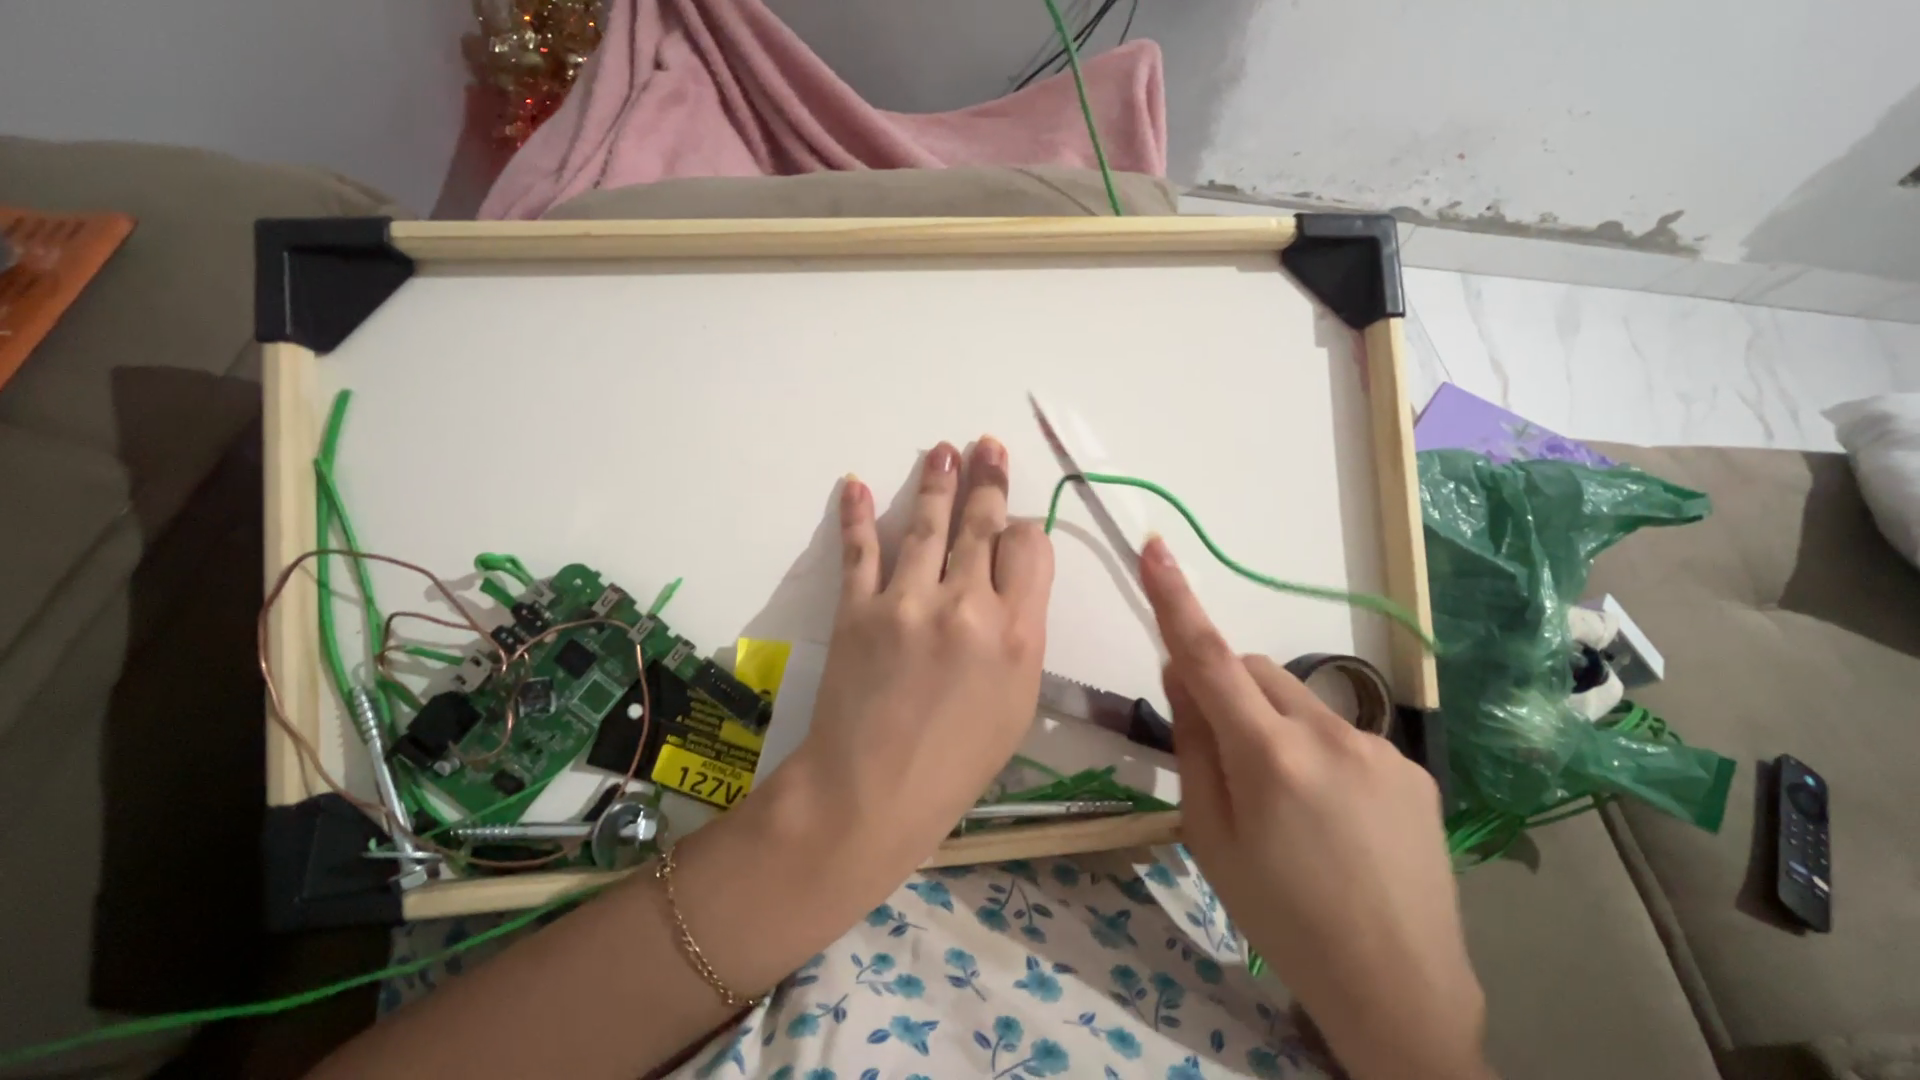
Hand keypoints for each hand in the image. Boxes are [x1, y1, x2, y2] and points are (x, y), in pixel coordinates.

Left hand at [787, 438, 1053, 876]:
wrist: (874, 792)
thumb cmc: (958, 762)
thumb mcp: (1016, 704)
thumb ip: (1022, 637)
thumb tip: (1012, 584)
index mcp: (1018, 634)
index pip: (1028, 549)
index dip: (1022, 528)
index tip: (1013, 524)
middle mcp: (968, 606)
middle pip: (981, 526)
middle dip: (986, 480)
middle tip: (986, 445)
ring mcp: (908, 602)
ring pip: (927, 527)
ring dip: (935, 484)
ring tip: (942, 452)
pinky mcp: (858, 609)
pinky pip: (860, 551)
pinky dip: (856, 516)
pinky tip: (856, 485)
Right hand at [1138, 536, 1491, 1079]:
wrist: (1398, 984)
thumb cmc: (1280, 918)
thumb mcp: (1210, 839)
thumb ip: (1194, 747)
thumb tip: (1179, 675)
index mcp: (1268, 756)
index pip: (1208, 658)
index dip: (1177, 600)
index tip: (1156, 547)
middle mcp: (1328, 734)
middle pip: (1254, 671)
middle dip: (1227, 687)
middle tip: (1221, 752)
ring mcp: (1380, 747)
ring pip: (1299, 701)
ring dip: (1274, 724)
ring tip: (1286, 802)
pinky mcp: (1412, 767)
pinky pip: (1343, 733)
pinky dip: (1318, 751)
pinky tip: (1333, 818)